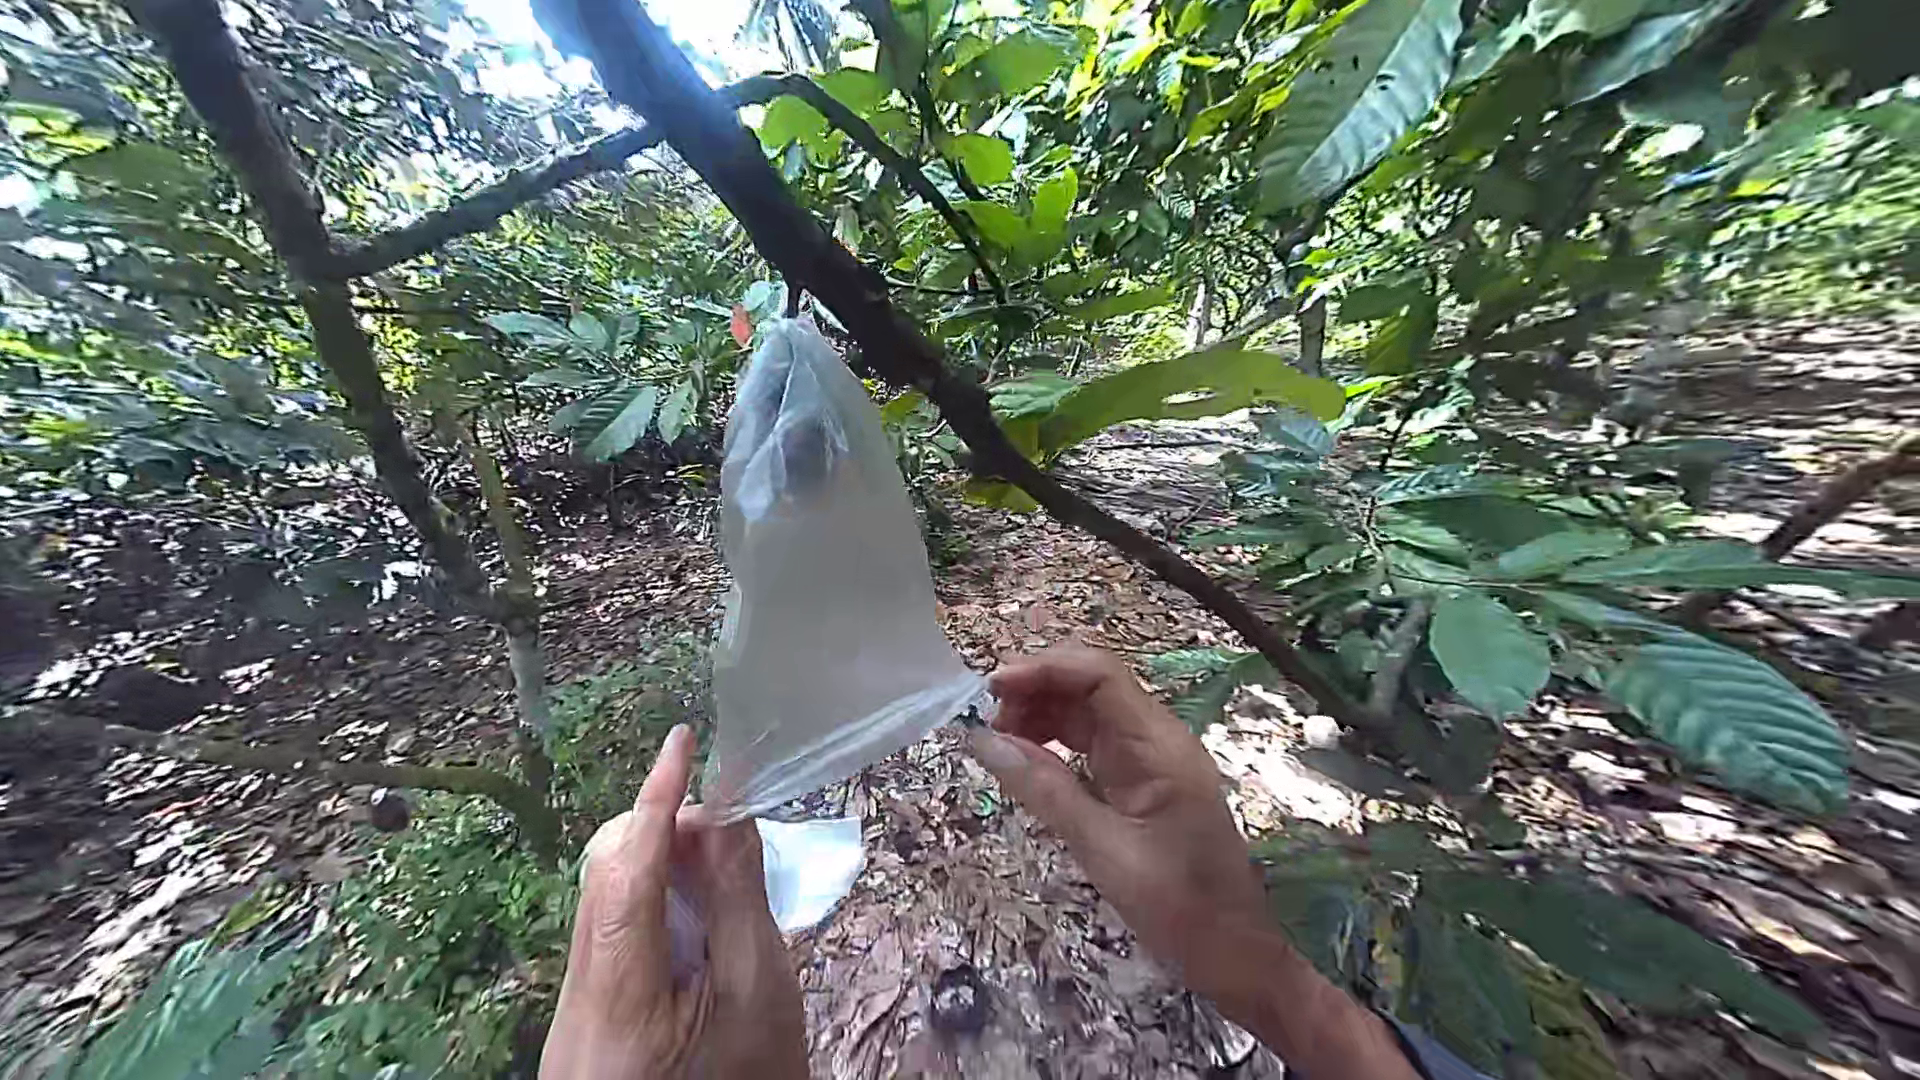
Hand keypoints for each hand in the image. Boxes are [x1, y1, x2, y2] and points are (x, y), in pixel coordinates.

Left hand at [542, 725, 806, 1079]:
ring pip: (608, 894)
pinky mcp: (588, 1012)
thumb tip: (729, 810)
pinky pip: (616, 924)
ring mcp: (575, 1010)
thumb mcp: (760, 984)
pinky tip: (700, 909)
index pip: (627, 875)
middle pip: (606, 876)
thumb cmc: (754, 1078)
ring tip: (720, 873)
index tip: (684, 741)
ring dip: (666, 860)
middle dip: (666, 832)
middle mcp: (576, 1004)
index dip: (658, 800)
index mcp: (618, 1006)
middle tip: (727, 836)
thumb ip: (738, 891)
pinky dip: (660, 894)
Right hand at [970, 646, 1269, 999]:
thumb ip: (1043, 789)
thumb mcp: (1103, 850)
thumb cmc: (1180, 907)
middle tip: (990, 720)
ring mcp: (1145, 753)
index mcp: (1157, 745)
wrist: (1236, 955)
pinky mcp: (1136, 772)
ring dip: (1039, 711)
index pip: (1100, 674)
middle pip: (1089, 683)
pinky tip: (1025, 754)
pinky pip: (1087, 737)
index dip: (1045, 667)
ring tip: (999, 738)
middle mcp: (1153, 735)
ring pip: (1084, 707)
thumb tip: (982, 741)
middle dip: (1036, 688)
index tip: (995, 686)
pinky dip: (1052, 738)